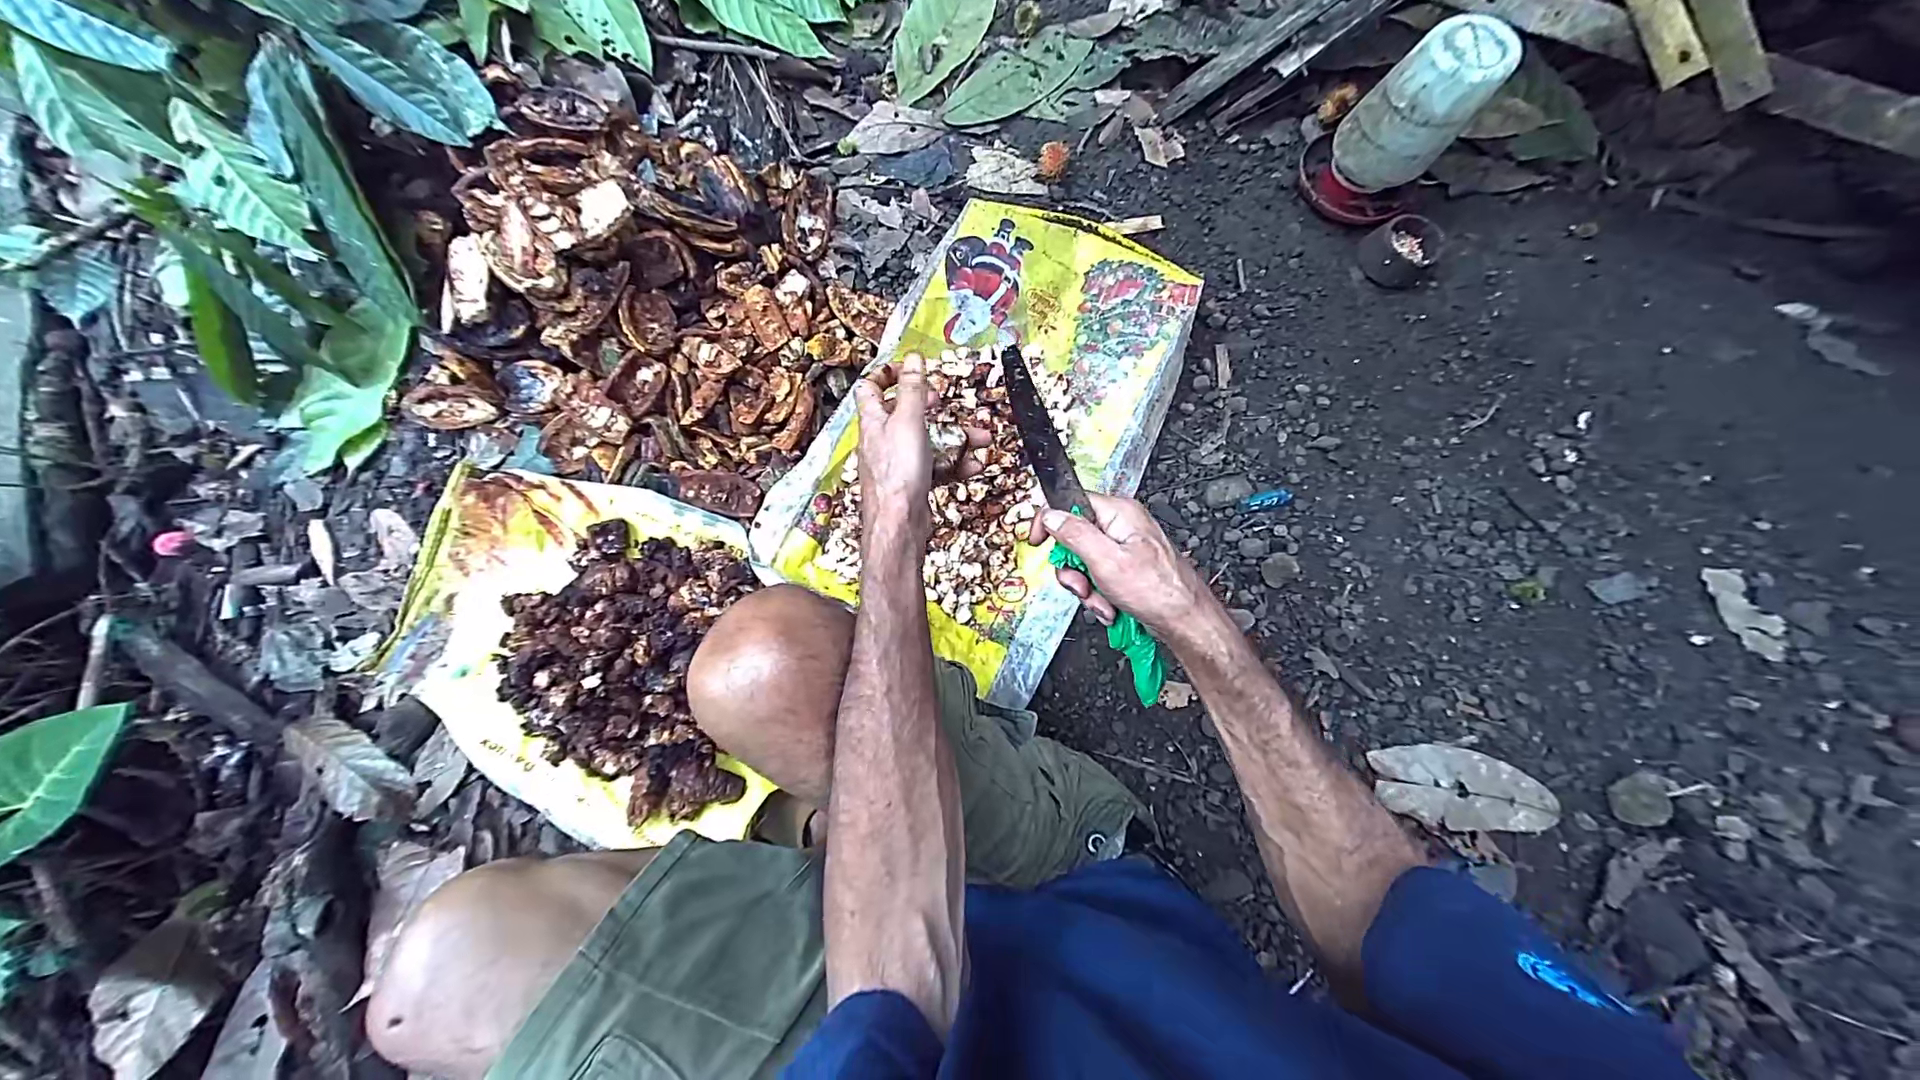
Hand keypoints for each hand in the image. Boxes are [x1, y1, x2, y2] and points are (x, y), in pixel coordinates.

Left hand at [853, 355, 984, 543]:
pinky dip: (955, 464)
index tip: (908, 368)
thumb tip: (912, 359)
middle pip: (905, 414)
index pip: (870, 388)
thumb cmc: (896, 476)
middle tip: (943, 402)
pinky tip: (972, 465)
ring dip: (954, 438)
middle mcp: (883, 441)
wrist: (899, 524)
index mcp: (874, 421)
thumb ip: (912, 389)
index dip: (887, 374)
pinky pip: (937, 467)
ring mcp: (898, 464)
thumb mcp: (908, 421)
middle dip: (931, 407)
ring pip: (927, 442)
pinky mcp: (913, 484)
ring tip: (979, 438)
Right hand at [1028, 494, 1214, 638]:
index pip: (1071, 503)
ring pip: (1084, 563)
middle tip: (1084, 585)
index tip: (1038, 541)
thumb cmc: (1159, 591)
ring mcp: (1124, 548)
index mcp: (1119, 513)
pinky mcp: (1126, 568)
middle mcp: (1122, 526)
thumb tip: (1052, 515)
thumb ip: (1075, 534)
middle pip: (1074, 538)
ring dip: (1088, 588)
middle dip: (1074, 570)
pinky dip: (1100, 596)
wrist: (1186, 621)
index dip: (1050, 522)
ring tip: (1104, 602)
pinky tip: (1112, 606)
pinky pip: (1098, 578)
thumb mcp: (1106, 560)